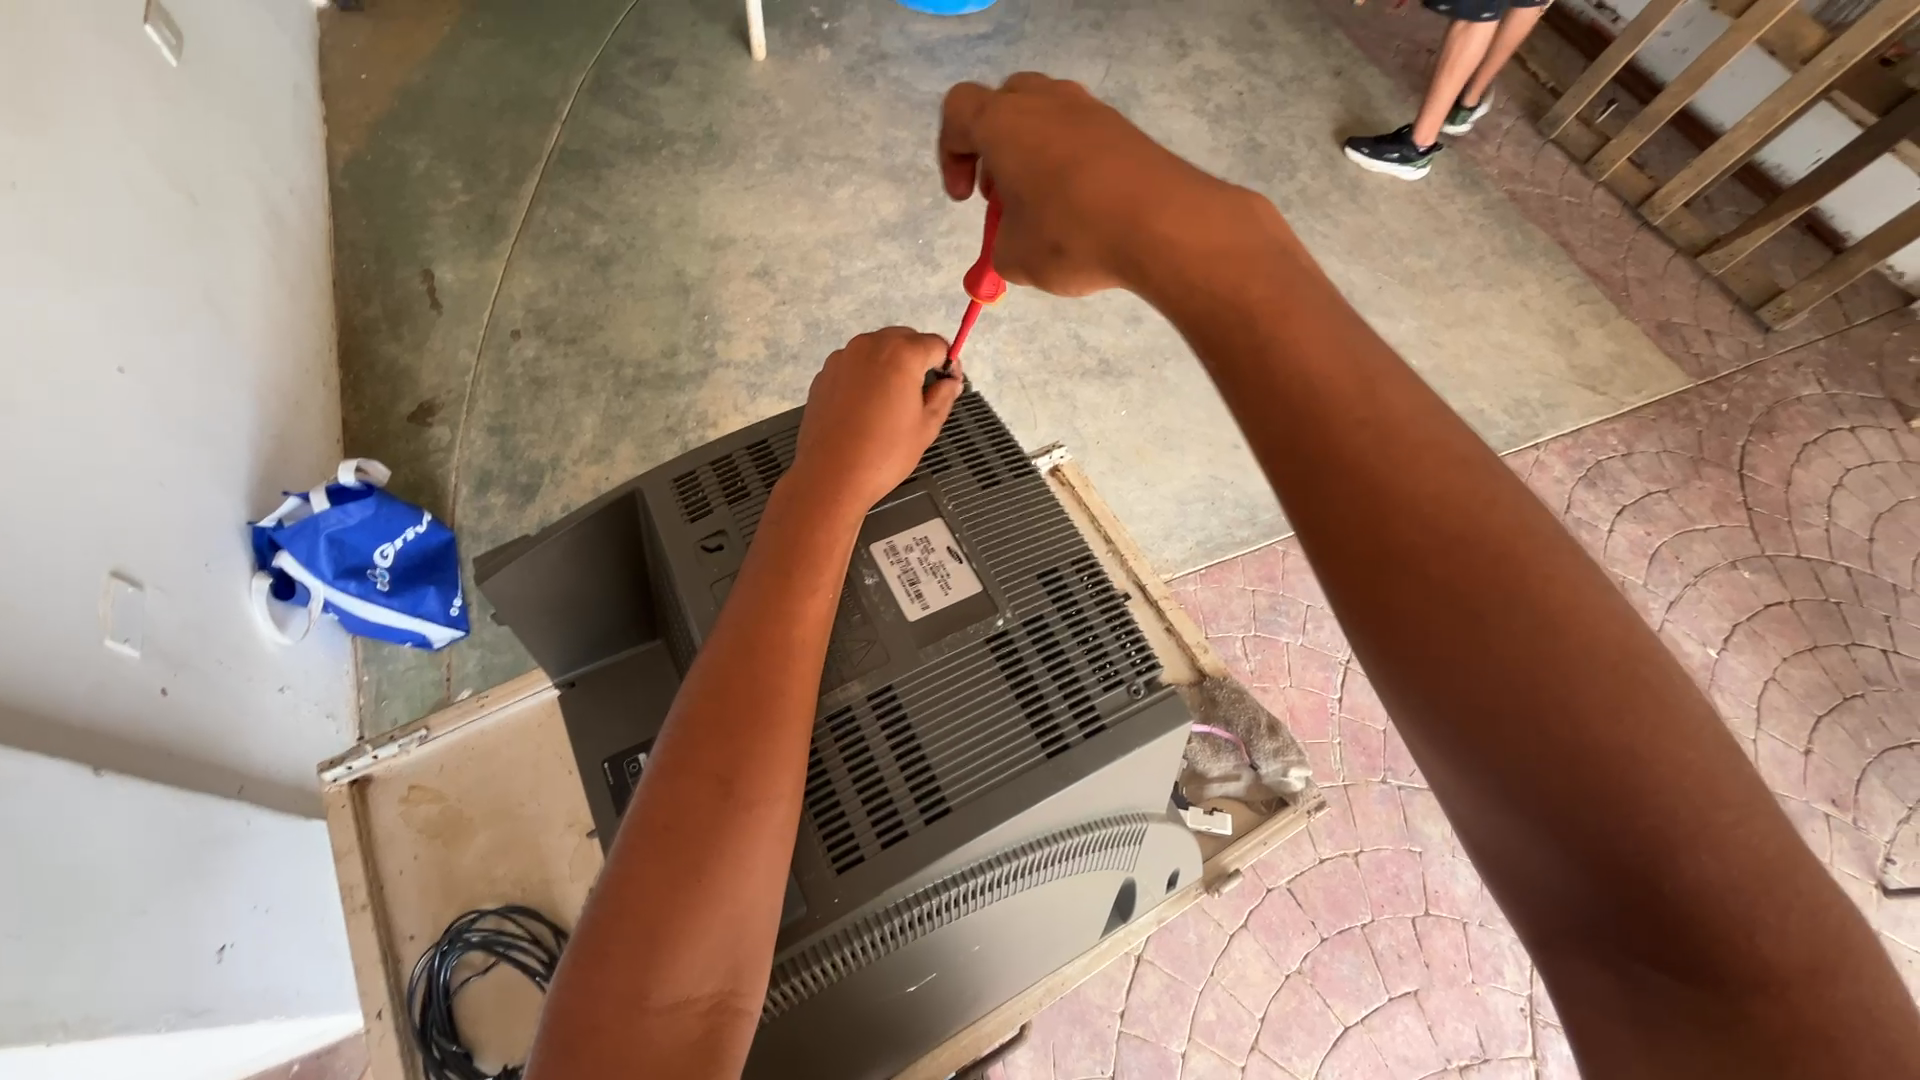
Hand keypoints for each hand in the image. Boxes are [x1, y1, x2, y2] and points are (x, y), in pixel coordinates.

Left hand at [788, 328, 962, 512]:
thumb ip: (943, 396)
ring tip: (894, 402)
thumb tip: (951, 382)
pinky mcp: (824, 375)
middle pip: (904, 339)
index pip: (935, 344)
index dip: (948, 363)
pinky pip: (854, 366)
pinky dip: (866, 377)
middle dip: (919, 359)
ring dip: (891, 366)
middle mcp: (869, 346)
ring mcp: (842, 358)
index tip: (949, 383)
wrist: (831, 475)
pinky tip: (868, 408)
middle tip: (924, 392)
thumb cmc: (884, 454)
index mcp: (901, 354)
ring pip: (877, 350)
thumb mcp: (926, 427)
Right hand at [938, 73, 1250, 296]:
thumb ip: (1000, 245)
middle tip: (1001, 196)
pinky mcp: (1124, 130)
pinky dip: (1069, 166)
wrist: (1162, 224)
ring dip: (1033, 157)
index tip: (964, 198)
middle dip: (993, 149)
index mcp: (1003, 123)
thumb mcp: (1014, 258)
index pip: (957, 111)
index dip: (950, 153)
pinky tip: (1082, 210)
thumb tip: (1013, 242)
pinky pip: (1081, 138)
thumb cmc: (1071, 236)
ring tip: (1043, 208)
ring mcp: (1089, 110)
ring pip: (1045, 119)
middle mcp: (1045, 101)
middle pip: (1003, 105)